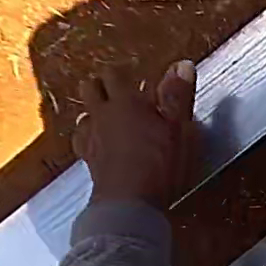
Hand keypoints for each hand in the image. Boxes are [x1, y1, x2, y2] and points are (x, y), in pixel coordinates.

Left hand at [71, 61, 198, 208]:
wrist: (130, 202)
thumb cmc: (161, 163)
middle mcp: (103, 113)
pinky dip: (90, 135)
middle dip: (103, 86)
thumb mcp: (179, 128)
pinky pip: (82, 138)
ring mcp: (92, 136)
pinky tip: (97, 141)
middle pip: (92, 88)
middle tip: (120, 92)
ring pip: (85, 112)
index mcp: (126, 102)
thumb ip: (178, 96)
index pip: (116, 75)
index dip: (124, 74)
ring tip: (109, 115)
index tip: (135, 78)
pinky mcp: (88, 159)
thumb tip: (183, 63)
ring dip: (95, 109)